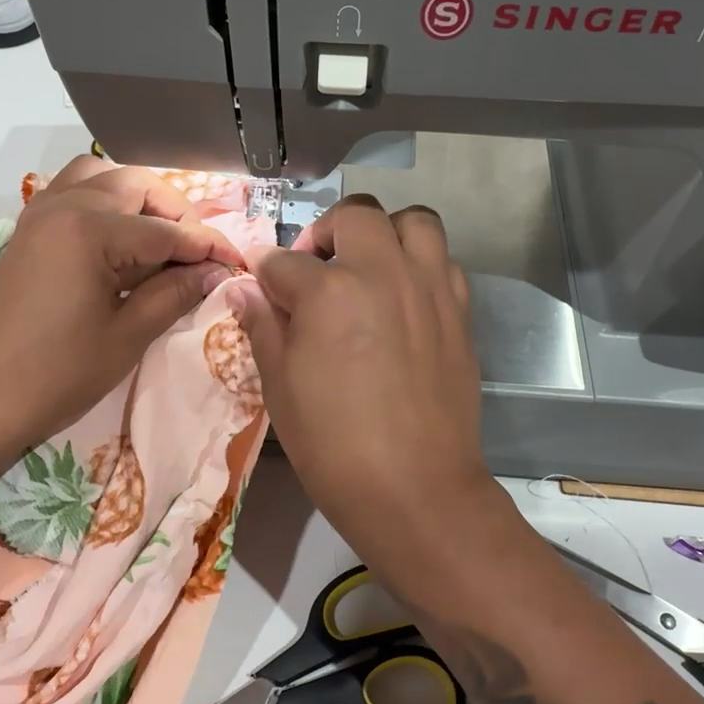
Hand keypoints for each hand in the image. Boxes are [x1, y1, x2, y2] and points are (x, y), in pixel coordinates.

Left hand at [0, 156, 243, 446]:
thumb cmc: (54, 377)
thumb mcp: (127, 337)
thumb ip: (175, 294)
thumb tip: (215, 271)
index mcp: (91, 230)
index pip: (167, 229)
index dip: (208, 246)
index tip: (238, 263)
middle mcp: (64, 207)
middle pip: (135, 185)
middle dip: (174, 212)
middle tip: (197, 254)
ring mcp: (38, 217)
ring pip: (98, 177)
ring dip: (135, 197)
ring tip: (157, 239)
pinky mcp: (25, 234)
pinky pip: (71, 195)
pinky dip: (102, 203)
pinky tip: (117, 245)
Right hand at [229, 195, 487, 526]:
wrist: (416, 490)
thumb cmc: (333, 445)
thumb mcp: (280, 387)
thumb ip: (263, 327)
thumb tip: (244, 289)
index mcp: (330, 290)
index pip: (285, 261)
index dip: (266, 274)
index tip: (261, 287)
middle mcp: (384, 272)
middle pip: (356, 214)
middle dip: (328, 230)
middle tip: (317, 266)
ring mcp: (429, 288)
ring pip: (415, 221)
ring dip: (386, 231)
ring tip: (369, 265)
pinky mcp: (460, 312)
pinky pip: (444, 262)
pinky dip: (422, 265)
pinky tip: (404, 300)